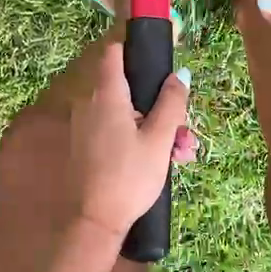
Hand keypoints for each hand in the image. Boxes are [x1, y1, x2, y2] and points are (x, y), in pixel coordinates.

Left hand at [68, 41, 191, 239]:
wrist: (94, 221)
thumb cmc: (129, 176)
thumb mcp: (160, 139)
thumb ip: (171, 103)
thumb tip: (179, 74)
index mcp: (107, 93)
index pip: (115, 52)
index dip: (136, 50)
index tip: (159, 61)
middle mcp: (91, 103)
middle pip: (130, 89)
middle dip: (161, 106)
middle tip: (184, 132)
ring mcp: (86, 124)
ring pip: (128, 113)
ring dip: (156, 128)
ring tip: (182, 155)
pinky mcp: (87, 144)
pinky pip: (117, 130)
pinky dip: (139, 139)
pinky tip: (164, 162)